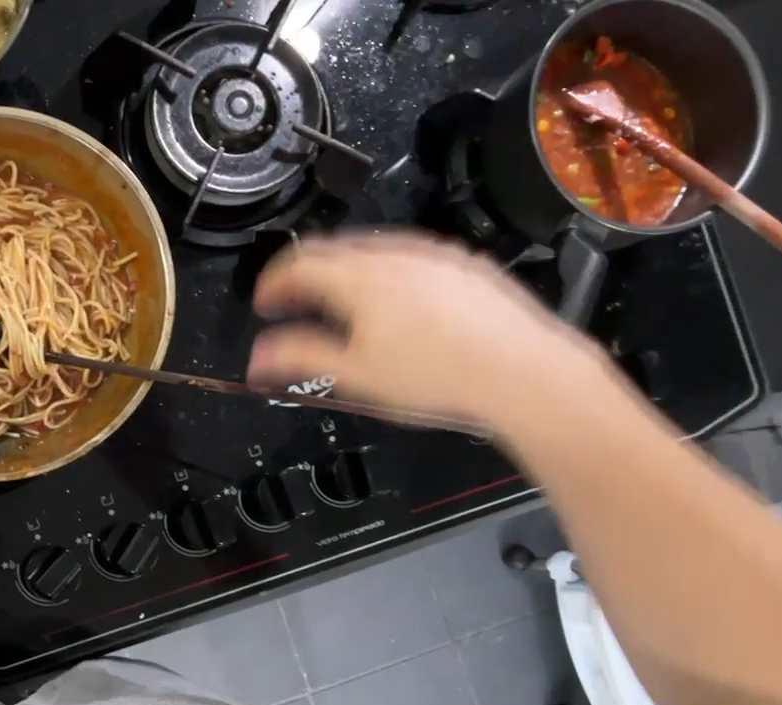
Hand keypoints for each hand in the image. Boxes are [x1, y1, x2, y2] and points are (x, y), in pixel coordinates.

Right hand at [247, 232, 619, 431]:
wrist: (524, 372)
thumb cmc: (436, 377)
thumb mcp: (354, 375)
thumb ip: (299, 358)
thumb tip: (257, 357)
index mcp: (360, 280)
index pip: (300, 263)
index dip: (273, 282)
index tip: (264, 303)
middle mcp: (396, 257)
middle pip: (334, 251)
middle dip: (304, 275)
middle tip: (290, 302)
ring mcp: (435, 257)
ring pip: (372, 251)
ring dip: (341, 271)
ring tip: (334, 303)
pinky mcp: (465, 265)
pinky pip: (409, 257)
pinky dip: (381, 272)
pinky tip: (389, 303)